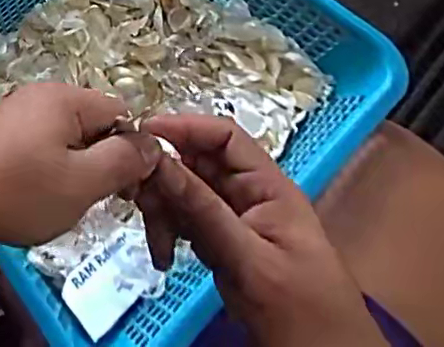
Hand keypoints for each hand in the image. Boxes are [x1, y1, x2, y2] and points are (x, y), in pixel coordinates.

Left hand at [0, 83, 161, 245]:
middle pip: (96, 122)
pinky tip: (43, 190)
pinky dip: (54, 164)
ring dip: (80, 165)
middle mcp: (45, 93)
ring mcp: (23, 108)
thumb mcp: (81, 183)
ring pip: (72, 134)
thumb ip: (122, 161)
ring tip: (68, 198)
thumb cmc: (19, 190)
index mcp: (66, 98)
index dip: (132, 150)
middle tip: (98, 198)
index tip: (128, 189)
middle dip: (105, 158)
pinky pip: (47, 140)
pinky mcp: (7, 126)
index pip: (121, 113)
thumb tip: (151, 144)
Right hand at [138, 115, 385, 346]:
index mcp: (268, 188)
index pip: (224, 136)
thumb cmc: (307, 318)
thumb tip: (158, 158)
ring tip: (156, 239)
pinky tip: (163, 255)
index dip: (184, 127)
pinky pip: (183, 221)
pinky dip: (167, 232)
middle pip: (195, 162)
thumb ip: (204, 209)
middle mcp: (248, 196)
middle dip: (164, 176)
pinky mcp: (220, 245)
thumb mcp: (252, 262)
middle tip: (136, 193)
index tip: (144, 134)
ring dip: (162, 209)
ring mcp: (233, 221)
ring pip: (183, 191)